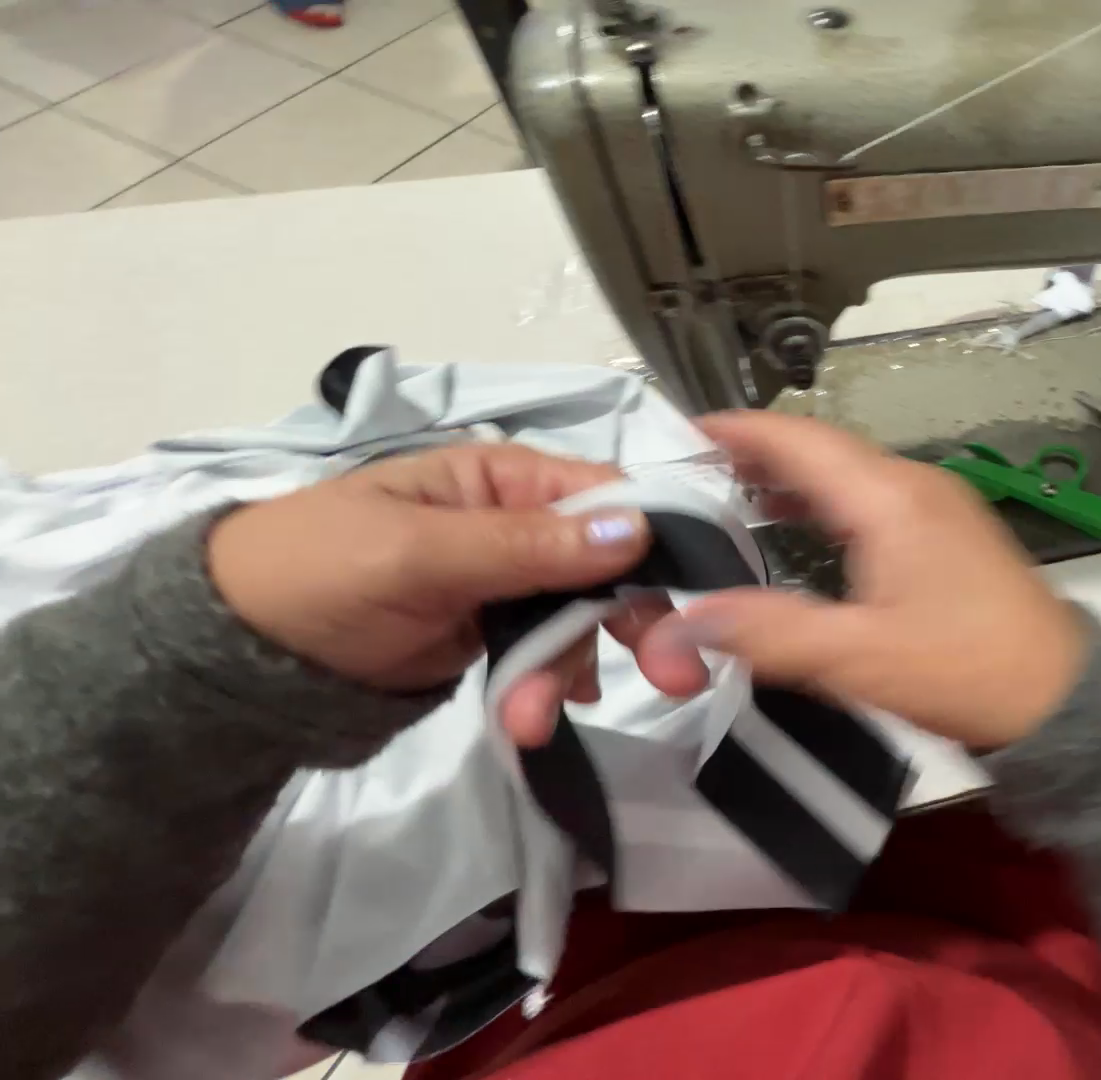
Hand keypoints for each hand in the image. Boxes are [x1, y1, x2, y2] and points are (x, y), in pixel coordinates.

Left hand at [206, 443, 685, 744]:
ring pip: (585, 618)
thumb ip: (528, 544)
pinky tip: (543, 711)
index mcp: (508, 478)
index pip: (611, 496)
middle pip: (613, 565)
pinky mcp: (506, 630)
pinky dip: (553, 684)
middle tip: (669, 676)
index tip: (685, 602)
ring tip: (529, 719)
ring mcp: (519, 580)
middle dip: (631, 621)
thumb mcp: (418, 554)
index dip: (655, 543)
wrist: (237, 661)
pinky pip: (555, 652)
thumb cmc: (316, 575)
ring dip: (569, 669)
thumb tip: (638, 531)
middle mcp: (527, 523)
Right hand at [647, 412, 1086, 749]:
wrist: (1059, 696)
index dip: (738, 430)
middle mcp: (916, 485)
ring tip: (732, 497)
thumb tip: (682, 623)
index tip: (682, 433)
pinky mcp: (951, 533)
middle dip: (758, 455)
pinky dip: (830, 505)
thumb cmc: (965, 671)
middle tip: (692, 473)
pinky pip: (876, 501)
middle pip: (824, 451)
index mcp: (891, 499)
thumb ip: (769, 634)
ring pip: (851, 475)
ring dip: (794, 481)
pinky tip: (804, 531)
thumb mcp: (860, 658)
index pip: (801, 440)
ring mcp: (940, 506)